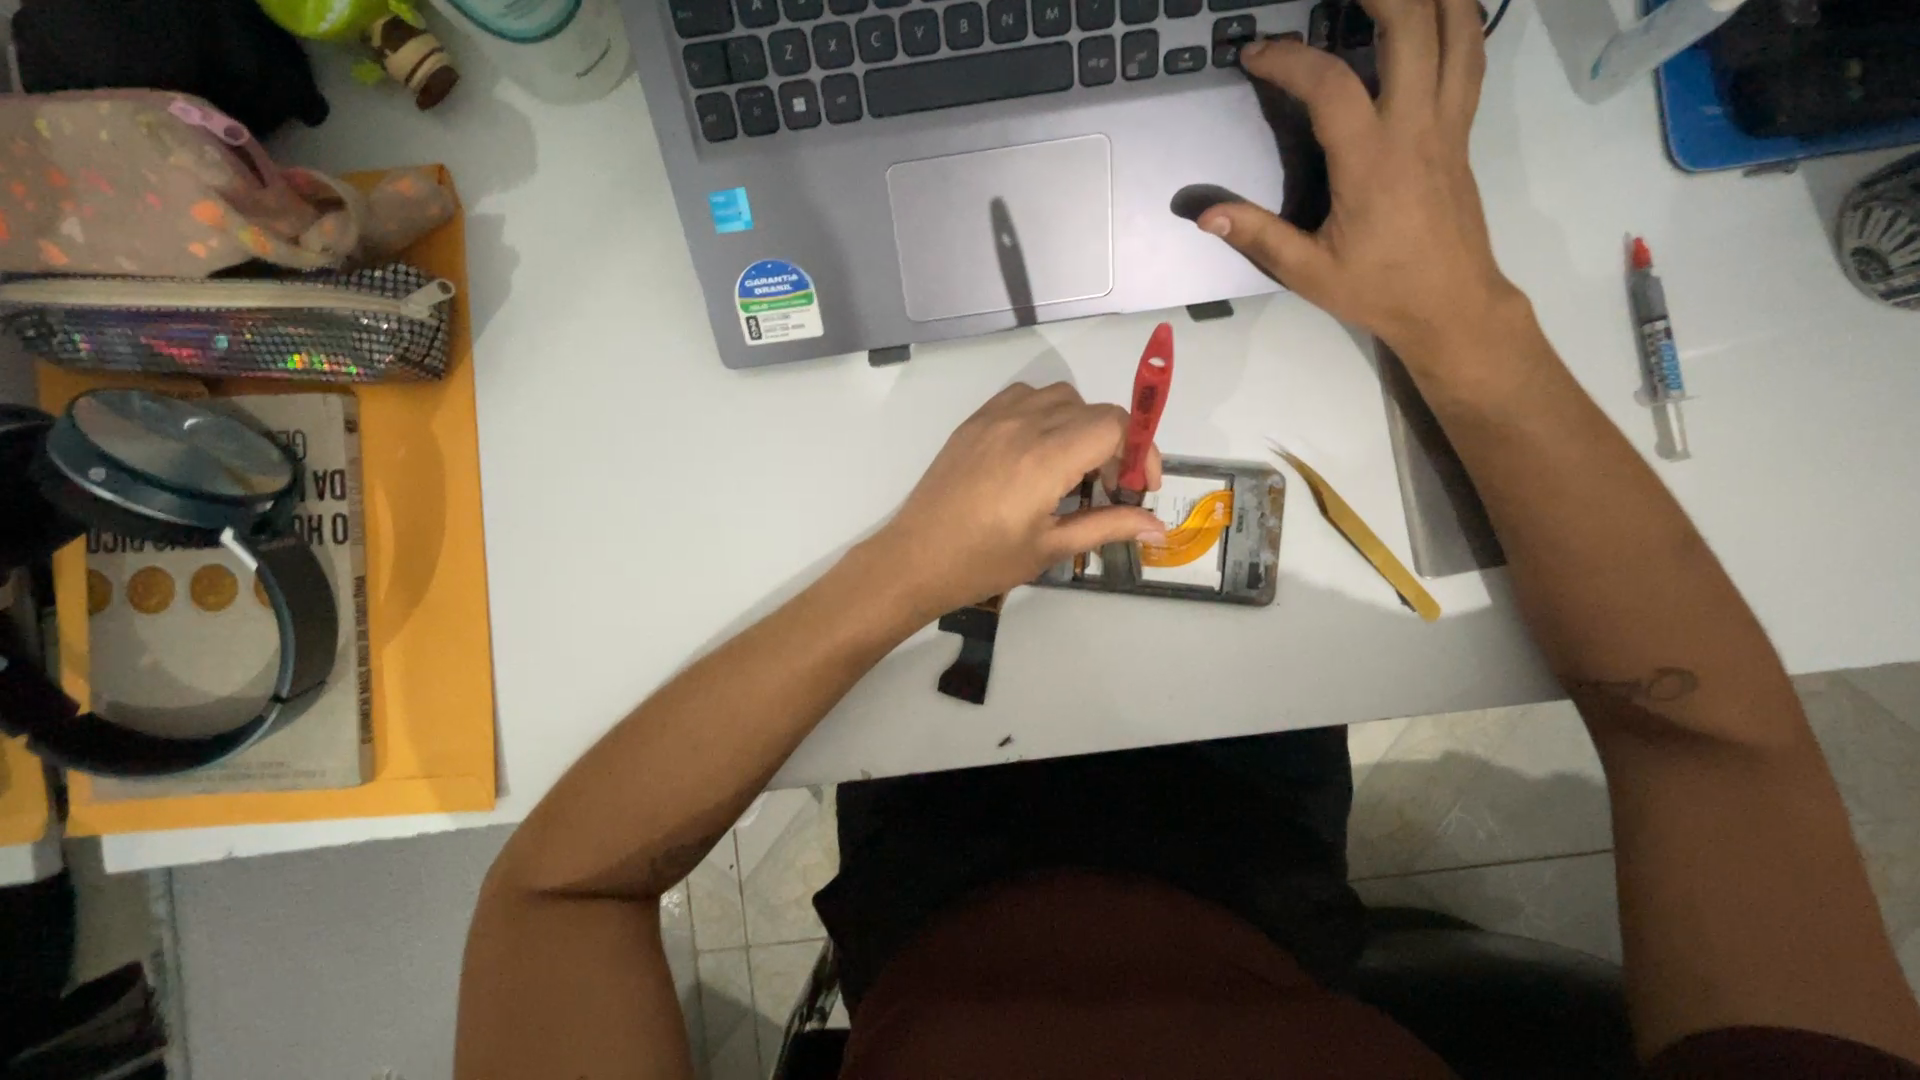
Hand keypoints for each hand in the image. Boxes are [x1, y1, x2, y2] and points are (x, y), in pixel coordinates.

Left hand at [869, 382, 1164, 616]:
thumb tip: (1159, 528)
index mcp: (1045, 457)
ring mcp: (994, 417)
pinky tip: (1038, 452)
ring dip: (1081, 425)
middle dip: (1114, 445)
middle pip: (1093, 410)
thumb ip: (1109, 526)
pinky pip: (1024, 397)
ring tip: (1073, 470)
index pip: (1114, 424)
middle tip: (1107, 490)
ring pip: (1060, 397)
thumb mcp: (1051, 547)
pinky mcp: (974, 421)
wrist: (914, 558)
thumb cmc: (982, 562)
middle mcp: (1023, 425)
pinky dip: (1045, 414)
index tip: (1138, 487)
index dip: (1139, 450)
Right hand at [1196, 1, 1526, 372]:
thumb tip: (1206, 214)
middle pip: (1413, 28)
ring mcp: (1448, 125)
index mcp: (1372, 163)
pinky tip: (1440, 10)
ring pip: (1459, 31)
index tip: (1254, 55)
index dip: (1288, 60)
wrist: (1451, 304)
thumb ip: (1258, 236)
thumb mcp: (1307, 272)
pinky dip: (1459, 21)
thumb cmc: (1378, 289)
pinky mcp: (1462, 132)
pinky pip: (1470, 58)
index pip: (1329, 86)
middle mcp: (1416, 128)